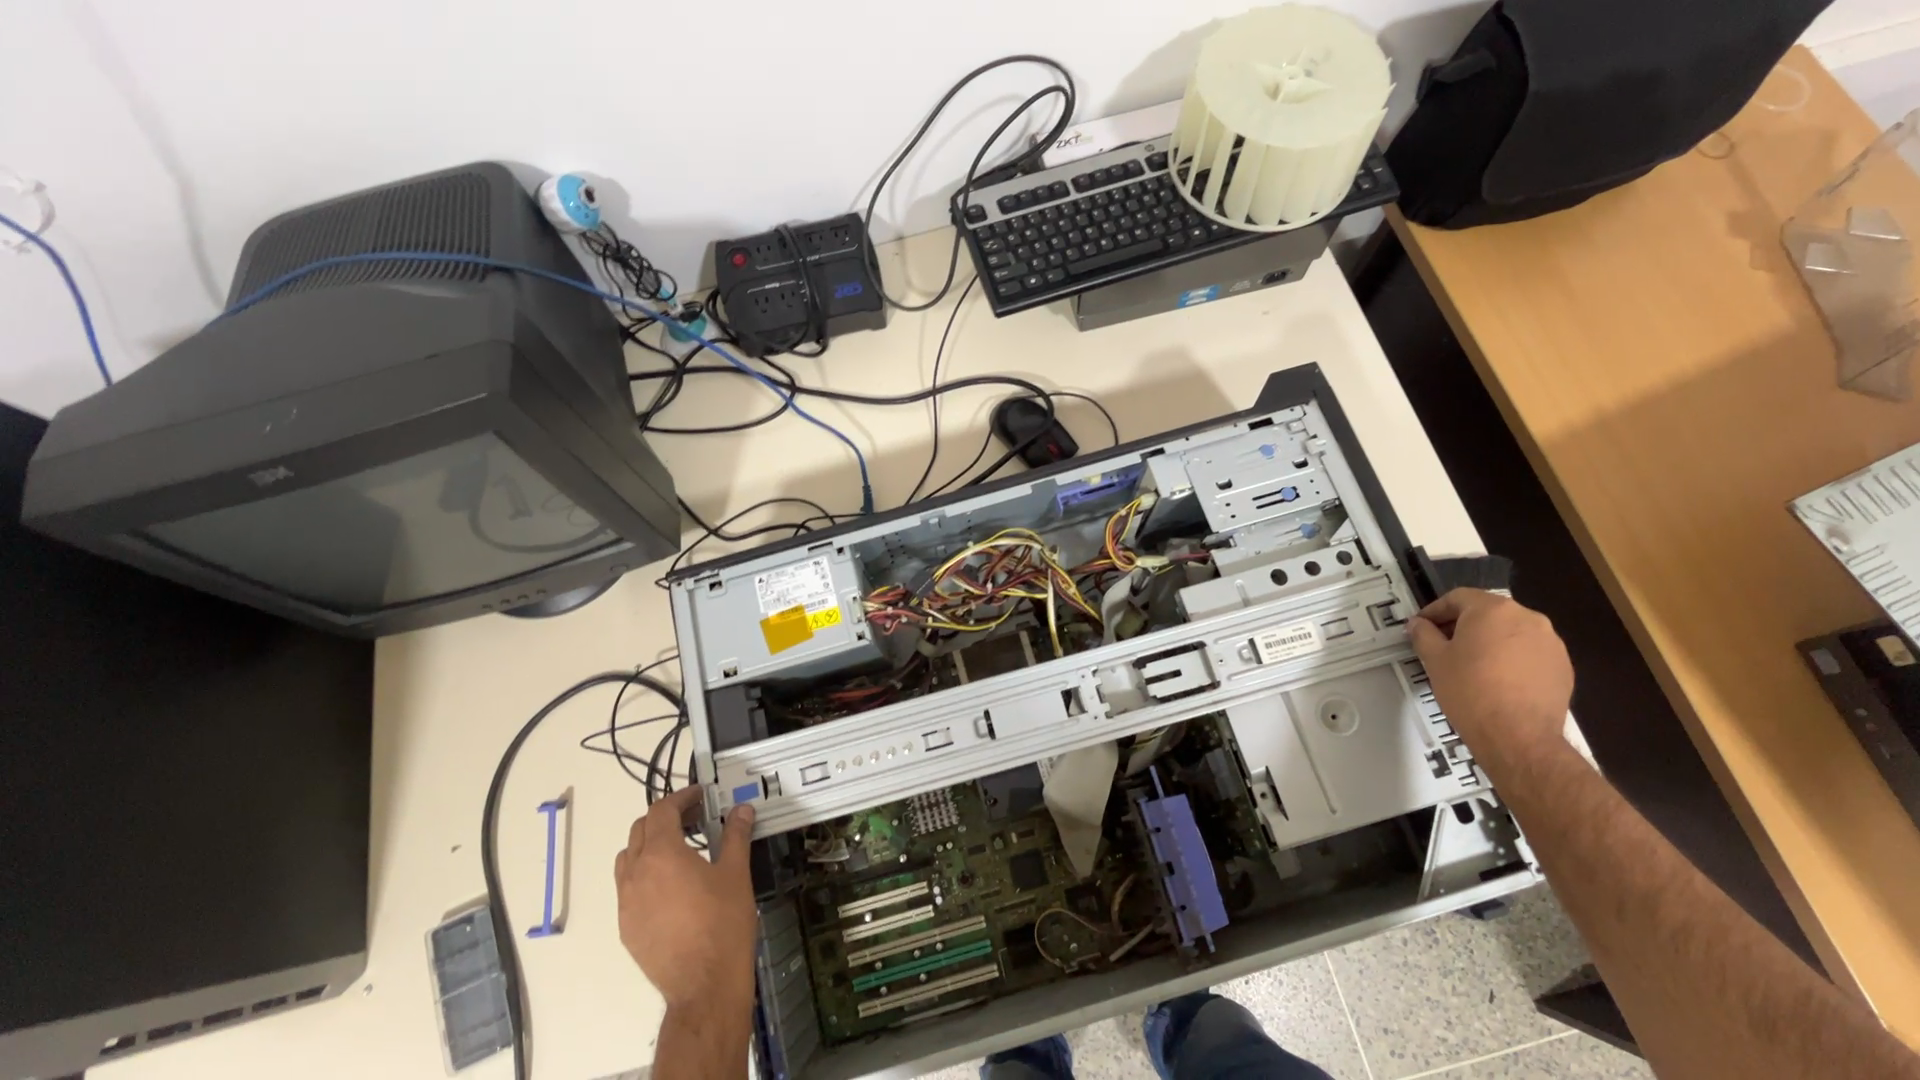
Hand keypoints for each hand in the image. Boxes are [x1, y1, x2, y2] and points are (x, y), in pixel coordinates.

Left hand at [613, 785, 758, 1010]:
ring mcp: (625, 902)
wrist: (703, 985)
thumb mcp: (736, 874)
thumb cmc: (723, 923)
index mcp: (661, 854)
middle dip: (665, 819)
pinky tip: (671, 890)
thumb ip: (735, 836)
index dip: (681, 798)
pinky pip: (628, 889)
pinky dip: (645, 876)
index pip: (661, 811)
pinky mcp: (626, 927)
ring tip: (679, 852)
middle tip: (694, 820)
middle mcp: (635, 873)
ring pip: (628, 859)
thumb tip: (741, 811)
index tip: (700, 796)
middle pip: (640, 830)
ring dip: (649, 846)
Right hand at [1407, 588, 1571, 767]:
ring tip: (1472, 666)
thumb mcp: (1434, 661)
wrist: (1519, 737)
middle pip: (1487, 613)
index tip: (1421, 627)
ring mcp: (1550, 641)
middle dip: (1463, 625)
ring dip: (1489, 641)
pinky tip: (1498, 681)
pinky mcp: (1562, 666)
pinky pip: (1530, 653)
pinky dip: (1512, 659)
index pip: (1458, 597)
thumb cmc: (1469, 691)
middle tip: (1443, 646)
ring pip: (1511, 632)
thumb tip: (1418, 624)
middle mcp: (1527, 617)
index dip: (1435, 610)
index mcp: (1493, 610)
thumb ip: (1423, 634)